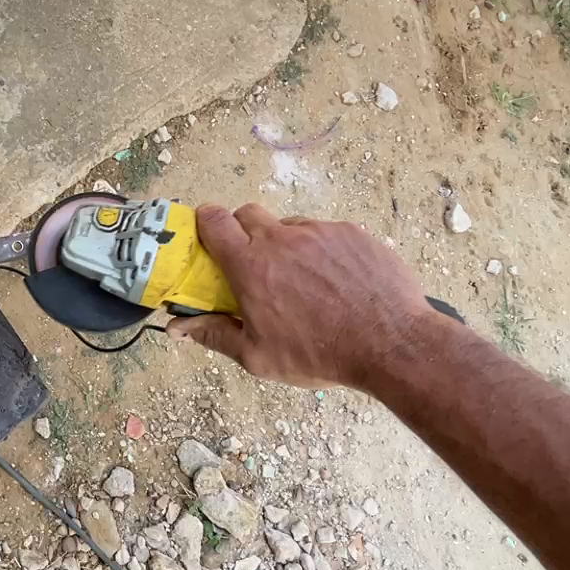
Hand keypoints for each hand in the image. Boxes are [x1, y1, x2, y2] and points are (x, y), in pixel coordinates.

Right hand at [168, 204, 438, 387]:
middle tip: (255, 262)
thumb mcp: (257, 356)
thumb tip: (175, 327)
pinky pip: (326, 233)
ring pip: (289, 226)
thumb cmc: (318, 354)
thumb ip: (214, 334)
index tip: (209, 236)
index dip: (205, 222)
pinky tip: (337, 282)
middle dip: (243, 231)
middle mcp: (280, 238)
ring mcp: (319, 231)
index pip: (213, 219)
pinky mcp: (352, 233)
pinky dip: (323, 251)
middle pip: (247, 213)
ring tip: (304, 280)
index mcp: (250, 264)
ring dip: (286, 245)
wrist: (394, 345)